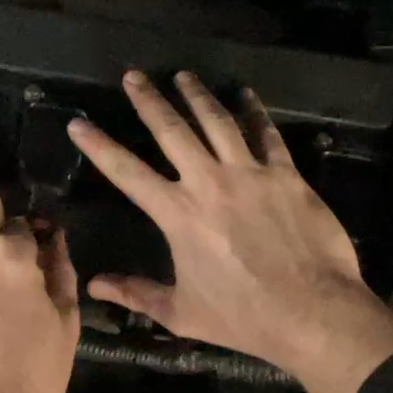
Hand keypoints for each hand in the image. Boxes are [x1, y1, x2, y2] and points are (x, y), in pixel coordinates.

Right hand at [67, 71, 392, 392]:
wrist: (314, 314)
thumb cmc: (244, 317)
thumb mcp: (182, 313)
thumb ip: (137, 293)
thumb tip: (94, 286)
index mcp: (178, 214)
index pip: (127, 172)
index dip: (99, 146)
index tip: (79, 124)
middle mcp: (208, 182)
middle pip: (171, 130)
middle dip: (148, 100)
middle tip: (133, 75)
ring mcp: (249, 174)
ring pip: (217, 122)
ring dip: (197, 95)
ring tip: (183, 75)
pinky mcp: (285, 175)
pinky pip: (267, 135)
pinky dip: (256, 112)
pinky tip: (246, 94)